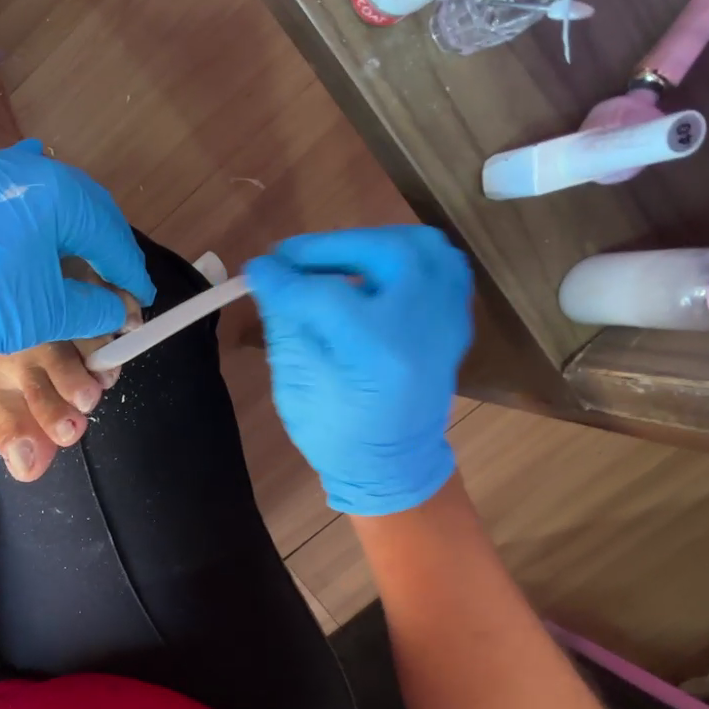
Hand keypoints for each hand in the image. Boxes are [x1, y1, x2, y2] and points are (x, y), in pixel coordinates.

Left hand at [0, 140, 155, 368]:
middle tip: (116, 290)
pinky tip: (38, 254)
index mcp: (60, 190)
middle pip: (85, 214)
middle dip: (104, 254)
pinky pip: (19, 210)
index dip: (131, 273)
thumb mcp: (44, 312)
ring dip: (71, 244)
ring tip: (80, 278)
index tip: (142, 303)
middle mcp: (31, 168)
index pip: (112, 234)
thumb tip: (118, 310)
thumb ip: (92, 310)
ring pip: (51, 209)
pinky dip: (37, 236)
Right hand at [246, 225, 472, 516]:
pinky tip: (368, 271)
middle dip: (328, 248)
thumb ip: (287, 325)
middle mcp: (421, 327)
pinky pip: (437, 263)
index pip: (323, 295)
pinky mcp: (455, 316)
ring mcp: (447, 319)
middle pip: (381, 252)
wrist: (392, 465)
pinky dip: (400, 255)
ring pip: (417, 247)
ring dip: (367, 243)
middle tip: (289, 257)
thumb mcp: (296, 386)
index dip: (282, 279)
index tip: (253, 269)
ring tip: (330, 260)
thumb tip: (270, 278)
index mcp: (376, 354)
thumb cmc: (335, 436)